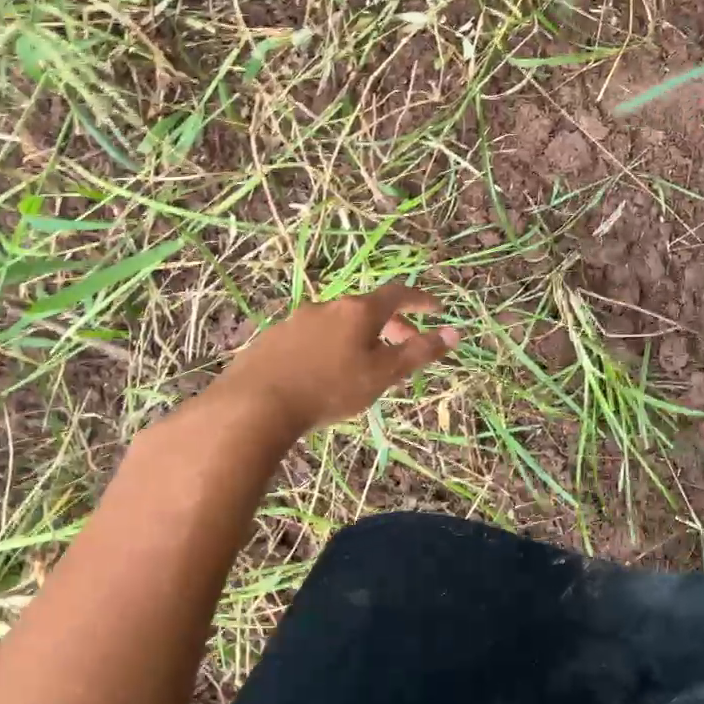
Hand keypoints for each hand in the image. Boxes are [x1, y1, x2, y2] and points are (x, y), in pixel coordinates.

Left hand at [209, 283, 459, 442]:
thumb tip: (455, 333)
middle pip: (368, 308)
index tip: (437, 309)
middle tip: (404, 346)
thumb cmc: (330, 388)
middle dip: (392, 324)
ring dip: (358, 337)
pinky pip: (311, 337)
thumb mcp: (385, 373)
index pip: (399, 294)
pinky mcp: (268, 341)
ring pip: (338, 323)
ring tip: (364, 364)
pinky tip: (325, 373)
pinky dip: (329, 347)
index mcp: (359, 311)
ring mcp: (294, 323)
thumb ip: (421, 351)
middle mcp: (327, 308)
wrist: (249, 409)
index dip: (422, 300)